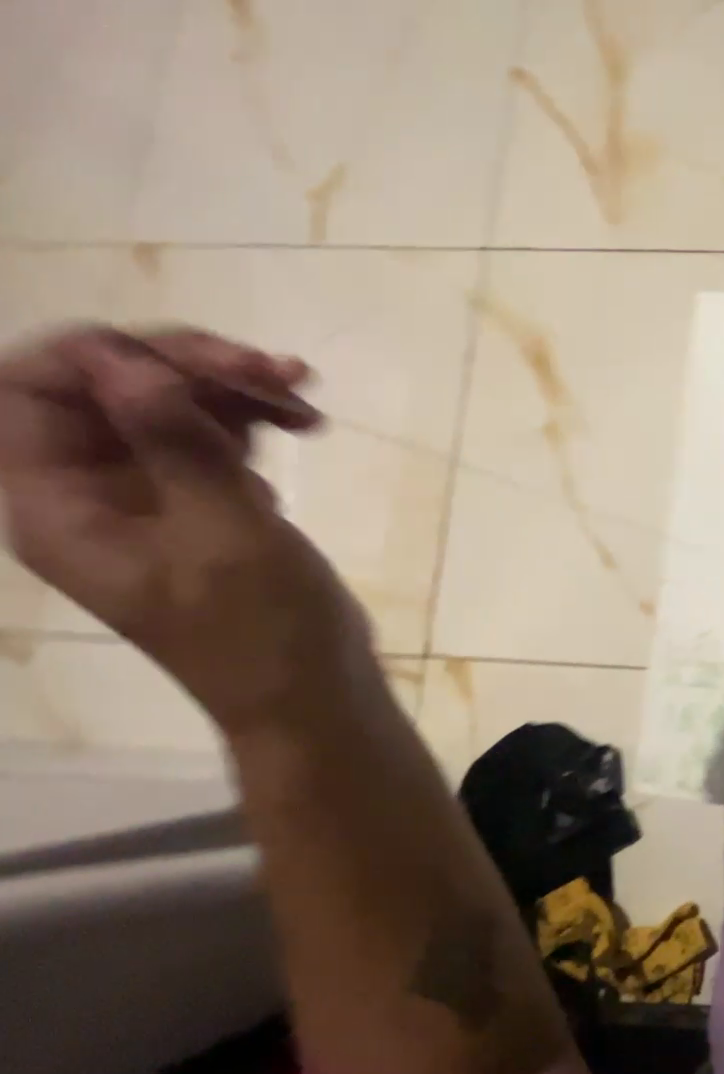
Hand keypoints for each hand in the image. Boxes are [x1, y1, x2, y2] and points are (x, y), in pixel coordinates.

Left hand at [0, 325, 378, 727]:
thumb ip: (175, 446)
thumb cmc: (260, 626)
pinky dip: (255, 419)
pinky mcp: (208, 505)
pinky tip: (303, 427)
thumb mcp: (223, 534)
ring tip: (305, 392)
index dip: (110, 357)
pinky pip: (212, 437)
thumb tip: (131, 361)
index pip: (36, 390)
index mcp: (59, 503)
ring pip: (170, 407)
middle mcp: (91, 491)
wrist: (312, 690)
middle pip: (111, 389)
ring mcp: (153, 497)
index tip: (209, 359)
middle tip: (278, 370)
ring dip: (235, 388)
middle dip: (191, 366)